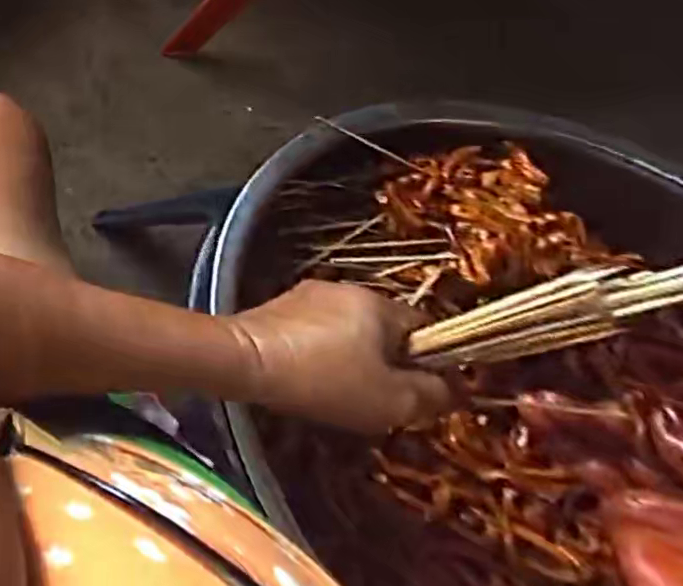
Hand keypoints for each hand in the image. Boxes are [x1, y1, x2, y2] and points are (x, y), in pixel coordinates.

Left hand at [228, 280, 453, 432]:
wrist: (242, 359)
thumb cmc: (324, 376)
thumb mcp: (397, 399)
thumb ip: (434, 392)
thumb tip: (446, 386)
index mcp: (373, 301)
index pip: (426, 328)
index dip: (436, 362)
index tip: (427, 391)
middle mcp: (336, 289)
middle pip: (384, 330)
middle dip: (391, 363)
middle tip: (388, 396)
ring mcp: (300, 296)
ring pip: (348, 332)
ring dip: (354, 360)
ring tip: (347, 391)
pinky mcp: (274, 309)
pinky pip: (315, 333)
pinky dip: (321, 354)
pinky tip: (313, 377)